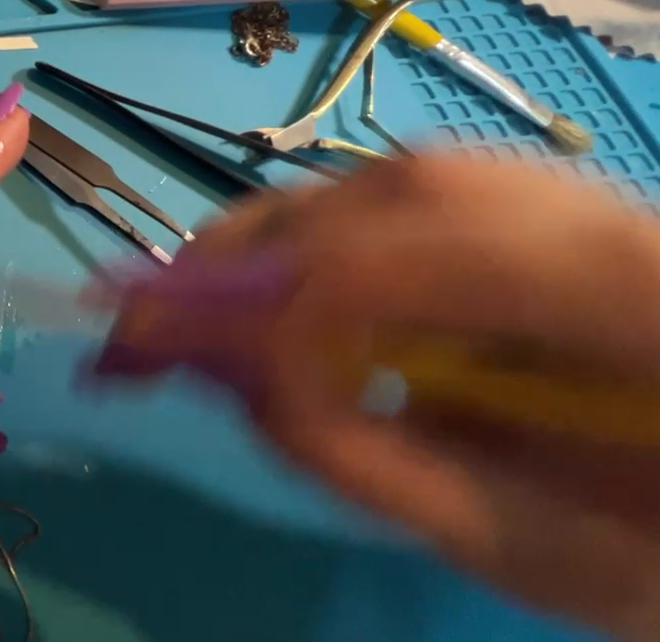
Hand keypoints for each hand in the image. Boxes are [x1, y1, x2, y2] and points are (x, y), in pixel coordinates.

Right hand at [98, 156, 659, 635]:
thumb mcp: (548, 557)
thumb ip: (376, 466)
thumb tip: (228, 377)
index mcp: (634, 299)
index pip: (403, 269)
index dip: (262, 308)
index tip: (154, 354)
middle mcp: (581, 212)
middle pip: (358, 208)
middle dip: (227, 269)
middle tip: (133, 332)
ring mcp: (546, 187)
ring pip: (345, 193)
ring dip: (246, 256)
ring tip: (179, 319)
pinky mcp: (506, 195)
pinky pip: (363, 205)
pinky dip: (288, 248)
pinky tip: (259, 297)